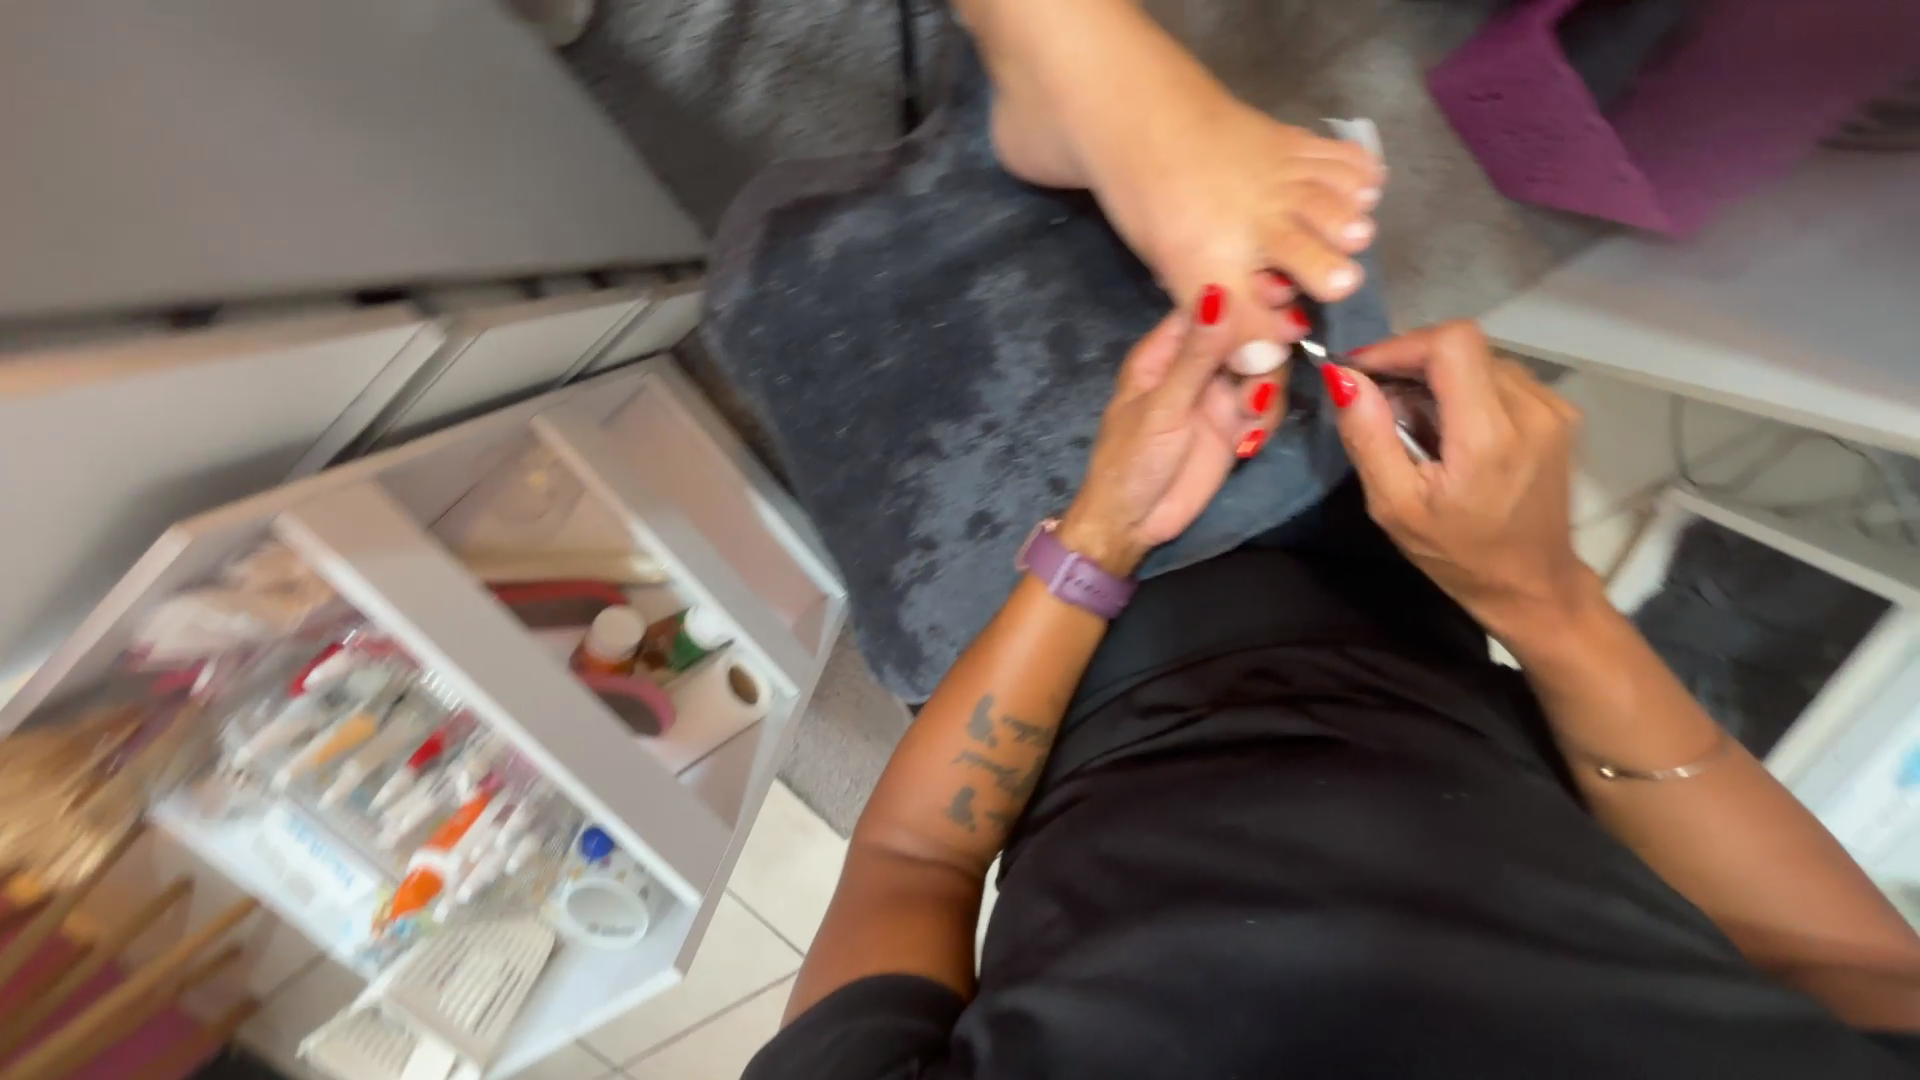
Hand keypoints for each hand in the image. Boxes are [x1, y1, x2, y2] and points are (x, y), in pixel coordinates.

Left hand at [1057, 288, 1254, 576]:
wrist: (1132, 523)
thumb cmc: (1131, 461)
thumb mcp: (1163, 408)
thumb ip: (1196, 356)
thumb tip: (1219, 292)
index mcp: (1163, 353)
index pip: (1208, 307)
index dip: (1244, 297)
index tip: (1278, 296)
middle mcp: (1194, 366)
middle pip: (1245, 335)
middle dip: (1265, 349)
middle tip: (1274, 364)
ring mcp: (1216, 396)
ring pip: (1263, 370)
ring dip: (1266, 391)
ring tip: (1251, 417)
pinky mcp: (1234, 426)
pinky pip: (1265, 407)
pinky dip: (1265, 421)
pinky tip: (1248, 444)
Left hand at [1090, 93, 1384, 367]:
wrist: (1150, 130)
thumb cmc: (1157, 213)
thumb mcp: (1175, 272)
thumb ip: (1220, 311)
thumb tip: (1263, 356)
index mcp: (1212, 260)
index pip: (1250, 310)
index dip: (1272, 331)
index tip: (1291, 337)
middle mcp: (1254, 220)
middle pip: (1302, 252)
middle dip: (1327, 271)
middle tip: (1342, 283)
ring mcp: (1280, 177)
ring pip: (1331, 200)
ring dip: (1348, 221)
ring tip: (1358, 234)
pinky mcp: (1296, 143)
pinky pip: (1339, 157)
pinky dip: (1359, 174)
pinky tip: (1366, 192)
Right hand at [1324, 321, 1602, 643]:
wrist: (1530, 582)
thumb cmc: (1453, 552)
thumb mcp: (1393, 505)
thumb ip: (1368, 437)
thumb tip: (1343, 377)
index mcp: (1489, 434)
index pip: (1451, 344)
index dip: (1399, 345)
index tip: (1360, 371)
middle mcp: (1531, 408)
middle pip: (1462, 348)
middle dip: (1409, 365)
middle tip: (1377, 406)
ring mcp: (1552, 407)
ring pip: (1478, 360)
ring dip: (1434, 379)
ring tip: (1410, 425)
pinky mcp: (1557, 412)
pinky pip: (1497, 377)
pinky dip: (1461, 390)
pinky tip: (1445, 429)